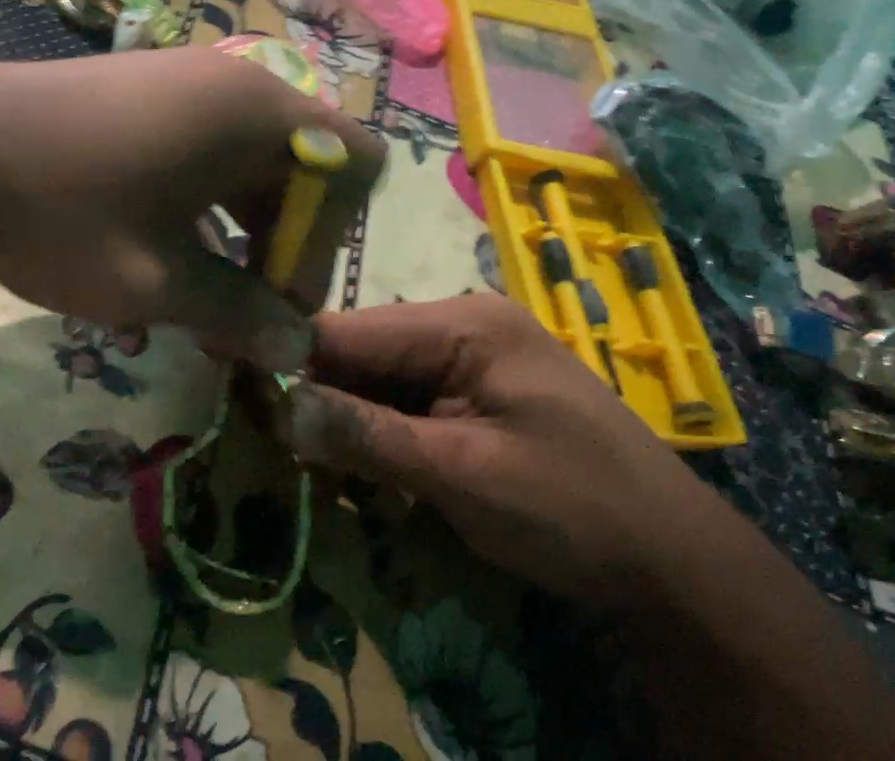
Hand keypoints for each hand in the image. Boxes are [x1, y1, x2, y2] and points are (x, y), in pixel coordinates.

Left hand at [0, 47, 384, 370]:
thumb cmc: (61, 211)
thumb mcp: (157, 280)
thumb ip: (238, 314)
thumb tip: (295, 348)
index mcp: (259, 114)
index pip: (355, 166)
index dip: (329, 243)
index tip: (274, 298)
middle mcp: (230, 84)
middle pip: (297, 167)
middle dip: (278, 248)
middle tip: (230, 318)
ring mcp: (174, 82)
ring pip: (239, 165)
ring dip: (232, 235)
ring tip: (187, 301)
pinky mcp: (129, 94)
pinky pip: (193, 153)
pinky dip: (191, 207)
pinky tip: (146, 254)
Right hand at [283, 294, 734, 603]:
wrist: (676, 569)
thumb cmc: (576, 511)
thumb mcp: (464, 474)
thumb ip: (366, 435)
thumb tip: (274, 406)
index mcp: (464, 325)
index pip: (344, 330)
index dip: (278, 353)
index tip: (217, 372)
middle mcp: (460, 328)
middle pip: (353, 352)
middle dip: (307, 396)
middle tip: (256, 436)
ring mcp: (467, 362)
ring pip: (369, 382)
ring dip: (335, 422)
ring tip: (300, 462)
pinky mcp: (470, 397)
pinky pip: (397, 406)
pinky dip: (367, 436)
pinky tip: (351, 471)